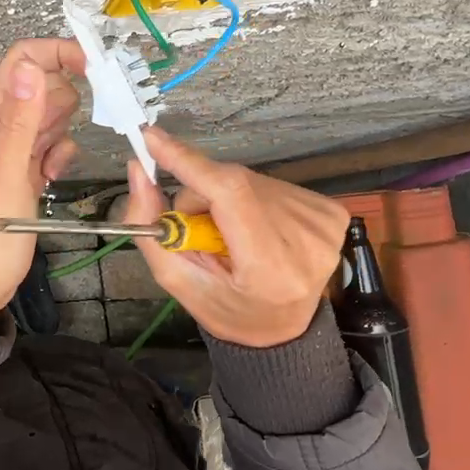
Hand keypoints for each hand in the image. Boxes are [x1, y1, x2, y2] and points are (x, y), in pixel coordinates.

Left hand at [0, 40, 84, 336]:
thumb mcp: (7, 176)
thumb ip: (20, 120)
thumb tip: (31, 66)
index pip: (22, 59)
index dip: (58, 54)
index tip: (95, 68)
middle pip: (43, 82)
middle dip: (66, 101)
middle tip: (65, 138)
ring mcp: (11, 148)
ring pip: (50, 113)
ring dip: (63, 131)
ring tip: (52, 165)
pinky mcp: (23, 169)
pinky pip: (51, 144)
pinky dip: (60, 154)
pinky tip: (53, 178)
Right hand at [124, 126, 350, 347]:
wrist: (284, 330)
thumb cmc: (229, 311)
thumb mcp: (179, 281)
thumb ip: (151, 228)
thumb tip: (137, 169)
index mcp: (270, 268)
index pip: (229, 194)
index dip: (189, 162)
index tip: (152, 140)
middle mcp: (307, 241)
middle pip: (233, 184)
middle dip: (200, 194)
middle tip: (193, 227)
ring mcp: (324, 224)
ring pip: (249, 180)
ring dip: (224, 198)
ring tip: (228, 236)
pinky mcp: (332, 212)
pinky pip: (269, 184)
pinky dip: (249, 200)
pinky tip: (253, 229)